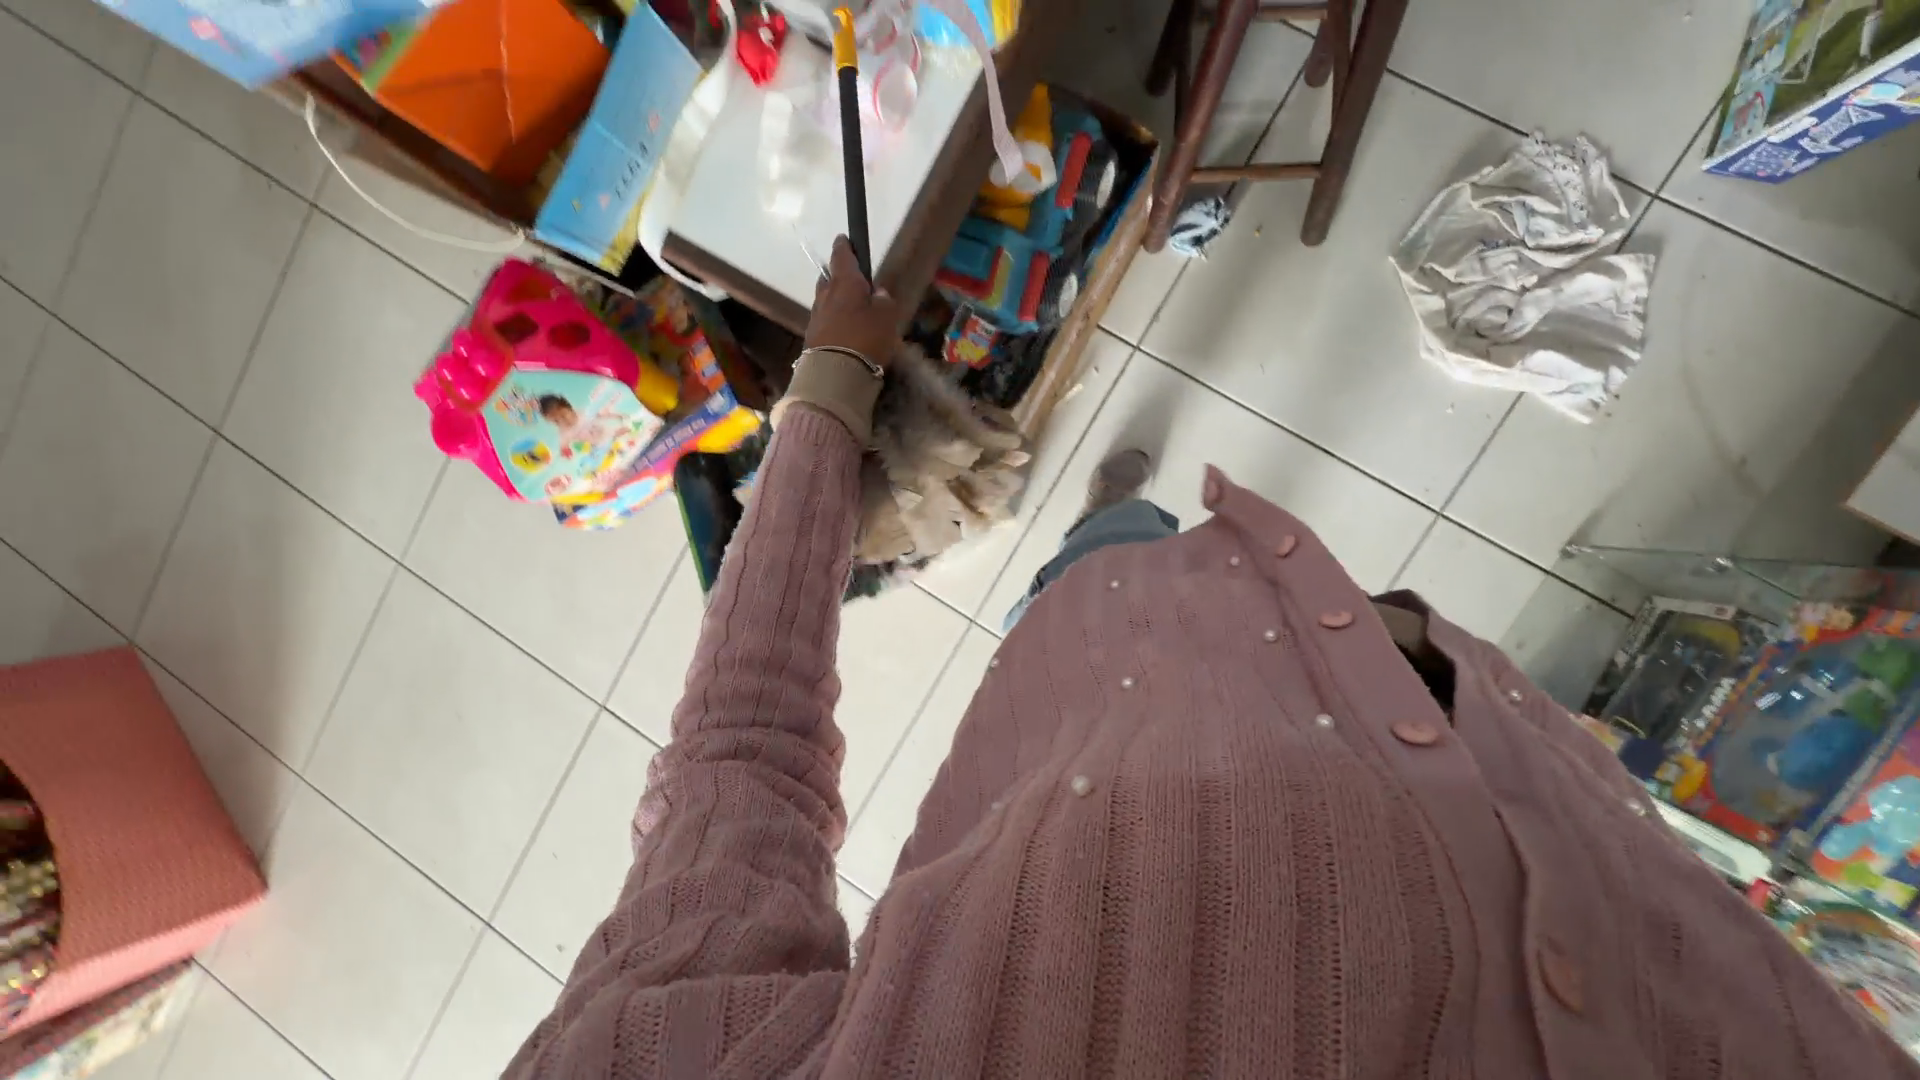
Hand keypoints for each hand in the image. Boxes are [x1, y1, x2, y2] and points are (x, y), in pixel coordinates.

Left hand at [806, 236, 902, 369]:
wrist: (836, 373)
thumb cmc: (866, 338)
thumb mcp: (886, 318)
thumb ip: (883, 301)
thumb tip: (877, 292)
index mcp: (845, 283)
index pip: (841, 257)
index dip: (844, 246)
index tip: (844, 239)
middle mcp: (825, 295)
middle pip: (829, 279)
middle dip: (838, 277)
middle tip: (850, 280)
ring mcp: (816, 317)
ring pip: (825, 301)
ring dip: (834, 301)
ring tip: (849, 309)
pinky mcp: (812, 338)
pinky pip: (823, 322)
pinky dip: (832, 321)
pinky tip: (842, 331)